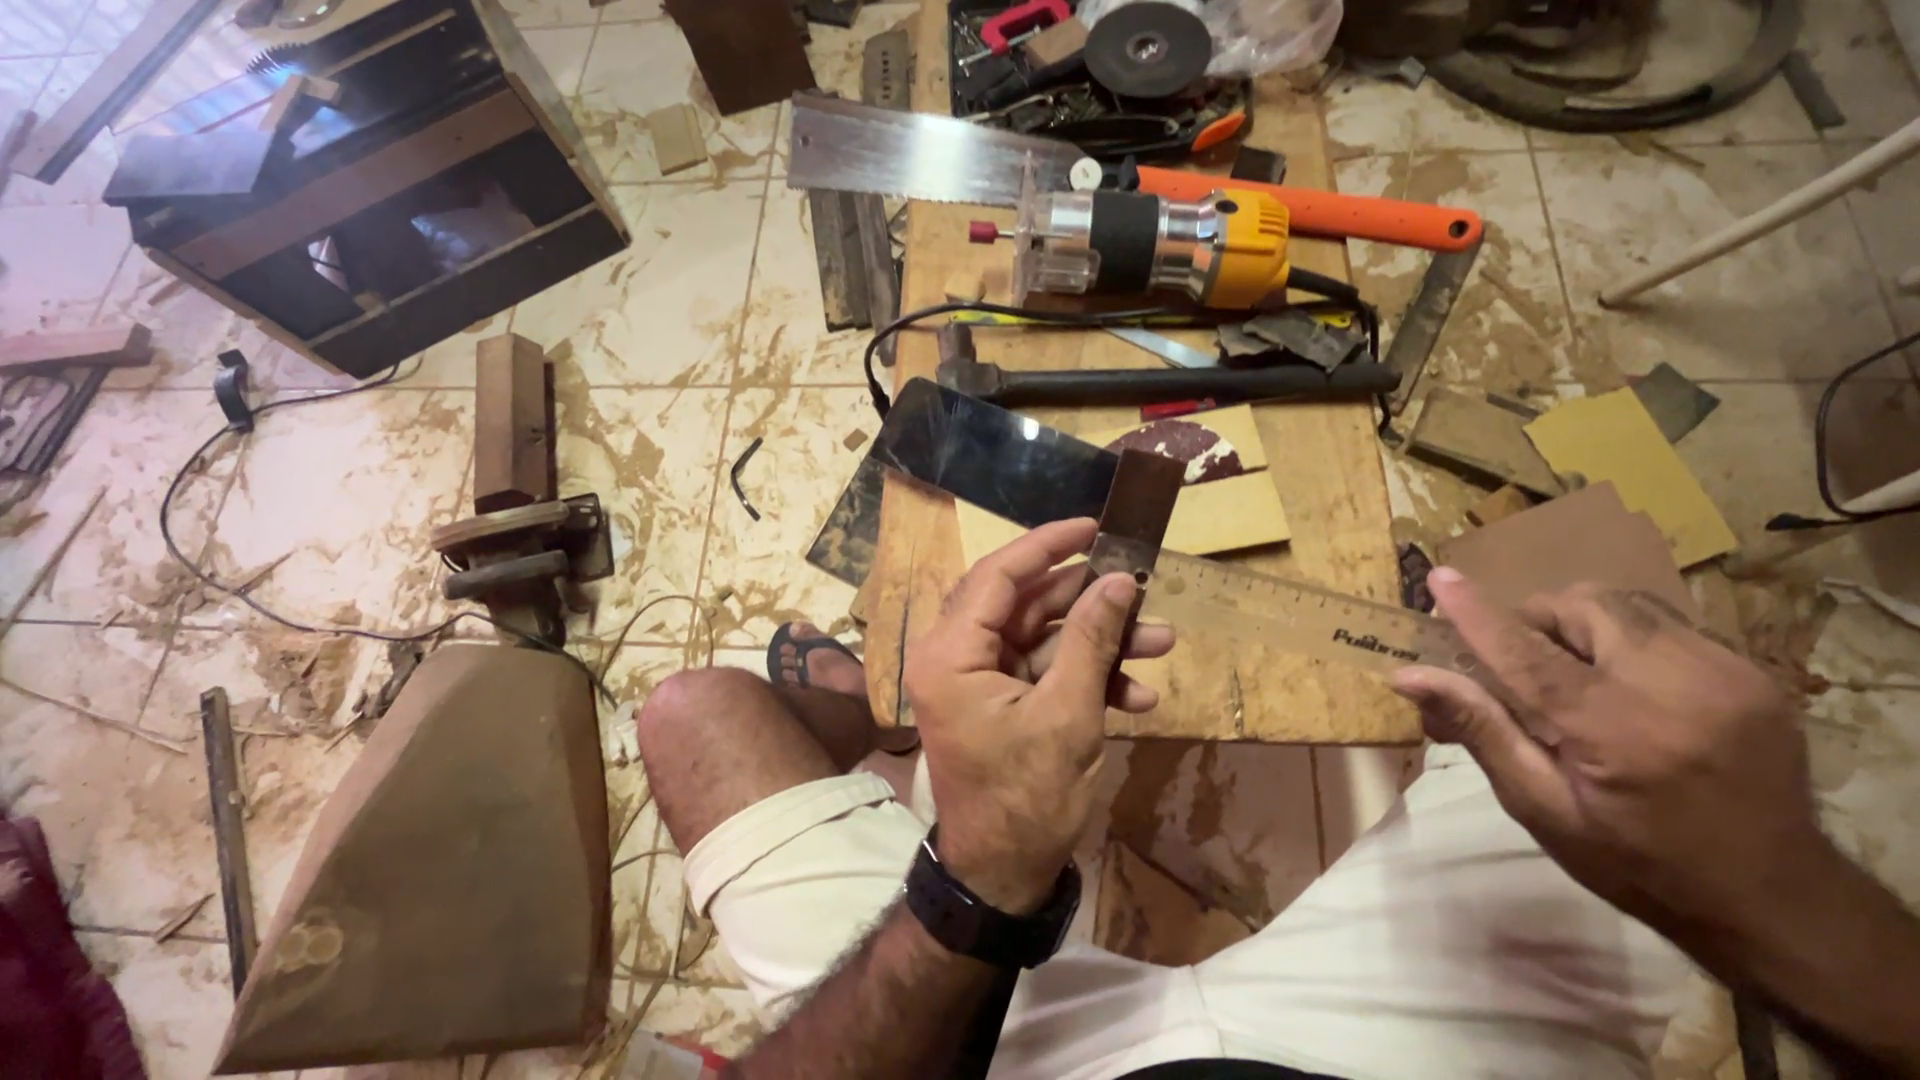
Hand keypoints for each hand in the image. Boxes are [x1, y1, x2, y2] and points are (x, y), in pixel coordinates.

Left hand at [903, 518, 1174, 913]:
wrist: (1004, 875)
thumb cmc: (1027, 797)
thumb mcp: (1068, 714)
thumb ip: (1091, 640)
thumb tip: (1120, 579)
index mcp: (951, 653)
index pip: (997, 576)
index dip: (1046, 545)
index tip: (1093, 526)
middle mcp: (955, 657)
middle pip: (1025, 604)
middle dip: (1089, 601)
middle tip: (1140, 588)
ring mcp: (979, 681)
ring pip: (1043, 638)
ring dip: (1100, 642)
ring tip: (1161, 642)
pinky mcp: (1001, 702)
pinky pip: (1045, 672)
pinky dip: (1087, 678)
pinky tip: (1137, 696)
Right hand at [1390, 568, 1832, 957]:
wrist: (1774, 898)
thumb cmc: (1635, 862)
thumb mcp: (1542, 807)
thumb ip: (1480, 730)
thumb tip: (1411, 677)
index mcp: (1617, 733)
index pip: (1527, 654)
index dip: (1477, 615)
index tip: (1438, 578)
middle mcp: (1677, 688)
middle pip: (1582, 606)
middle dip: (1535, 620)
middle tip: (1515, 662)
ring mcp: (1726, 673)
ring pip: (1626, 604)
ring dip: (1579, 623)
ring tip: (1568, 670)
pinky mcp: (1751, 671)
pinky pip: (1666, 624)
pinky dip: (1624, 638)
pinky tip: (1622, 683)